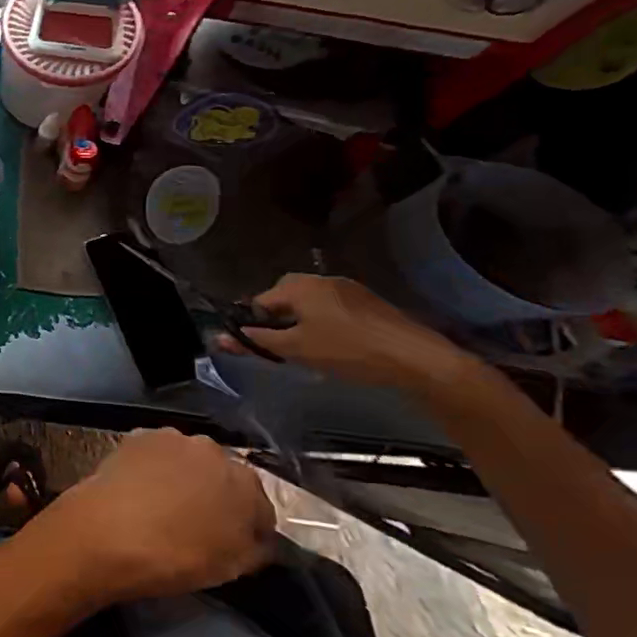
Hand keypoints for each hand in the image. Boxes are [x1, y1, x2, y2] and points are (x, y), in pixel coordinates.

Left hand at [26, 428, 276, 603]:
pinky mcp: (138, 435)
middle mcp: (213, 449)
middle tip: (200, 522)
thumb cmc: (177, 556)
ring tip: (166, 503)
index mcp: (245, 483)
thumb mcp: (230, 568)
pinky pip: (157, 453)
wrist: (110, 531)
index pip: (261, 506)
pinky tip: (142, 489)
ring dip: (185, 476)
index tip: (238, 543)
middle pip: (223, 474)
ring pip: (189, 460)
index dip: (252, 527)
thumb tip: (259, 539)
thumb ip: (255, 549)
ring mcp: (173, 437)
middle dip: (217, 494)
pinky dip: (155, 467)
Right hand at [217, 273, 479, 394]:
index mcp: (298, 287)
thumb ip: (259, 341)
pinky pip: (332, 306)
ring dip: (303, 319)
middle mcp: (319, 279)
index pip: (261, 301)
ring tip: (310, 347)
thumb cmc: (347, 351)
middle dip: (279, 318)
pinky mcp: (367, 301)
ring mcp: (346, 288)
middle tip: (285, 347)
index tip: (262, 346)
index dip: (255, 323)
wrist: (415, 357)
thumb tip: (221, 337)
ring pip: (310, 301)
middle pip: (285, 296)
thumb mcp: (297, 350)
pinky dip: (325, 321)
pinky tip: (337, 344)